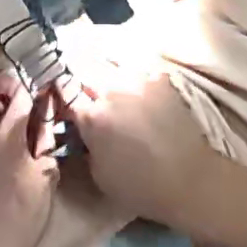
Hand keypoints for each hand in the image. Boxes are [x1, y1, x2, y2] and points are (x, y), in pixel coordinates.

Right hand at [62, 61, 231, 228]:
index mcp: (93, 116)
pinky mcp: (161, 76)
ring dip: (104, 68)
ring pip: (112, 60)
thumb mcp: (98, 173)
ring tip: (106, 79)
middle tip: (79, 83)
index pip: (65, 92)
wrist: (189, 177)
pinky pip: (138, 67)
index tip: (57, 93)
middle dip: (79, 74)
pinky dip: (130, 73)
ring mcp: (140, 78)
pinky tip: (133, 85)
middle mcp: (113, 88)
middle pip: (86, 67)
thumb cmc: (140, 186)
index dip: (58, 91)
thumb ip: (84, 143)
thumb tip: (78, 128)